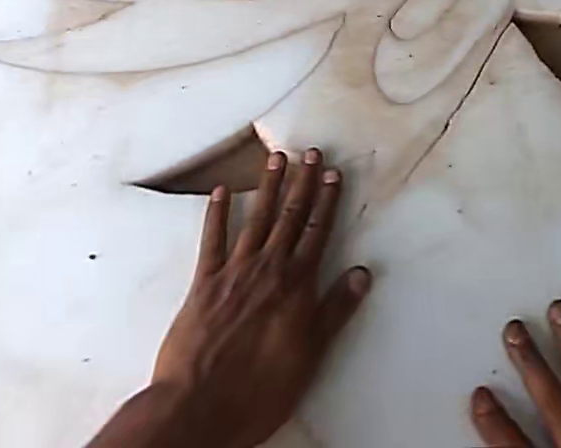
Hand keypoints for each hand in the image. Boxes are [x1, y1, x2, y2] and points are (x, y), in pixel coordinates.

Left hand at [87, 149, 370, 447]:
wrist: (198, 409)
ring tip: (277, 158)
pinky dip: (217, 214)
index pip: (317, 231)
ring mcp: (234, 270)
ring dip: (268, 187)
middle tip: (311, 152)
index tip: (334, 172)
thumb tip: (363, 272)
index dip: (327, 200)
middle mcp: (268, 267)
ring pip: (257, 219)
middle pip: (290, 216)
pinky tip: (222, 191)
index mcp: (296, 283)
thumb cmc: (261, 387)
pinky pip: (212, 240)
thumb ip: (336, 309)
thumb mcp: (311, 354)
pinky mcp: (204, 282)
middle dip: (303, 182)